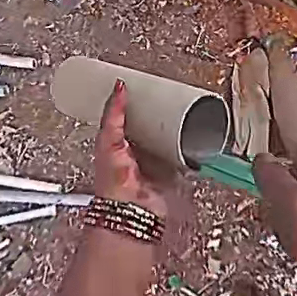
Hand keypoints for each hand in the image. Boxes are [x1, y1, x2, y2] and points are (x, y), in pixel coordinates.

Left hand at [92, 81, 171, 217]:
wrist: (131, 209)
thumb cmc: (113, 180)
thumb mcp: (108, 139)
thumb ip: (113, 114)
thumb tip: (118, 87)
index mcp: (113, 142)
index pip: (122, 117)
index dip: (129, 103)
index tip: (140, 86)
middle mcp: (132, 152)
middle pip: (144, 127)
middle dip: (153, 115)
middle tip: (163, 97)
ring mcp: (151, 162)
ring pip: (162, 139)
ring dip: (170, 130)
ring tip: (179, 113)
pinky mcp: (168, 171)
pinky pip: (178, 154)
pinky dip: (184, 147)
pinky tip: (188, 137)